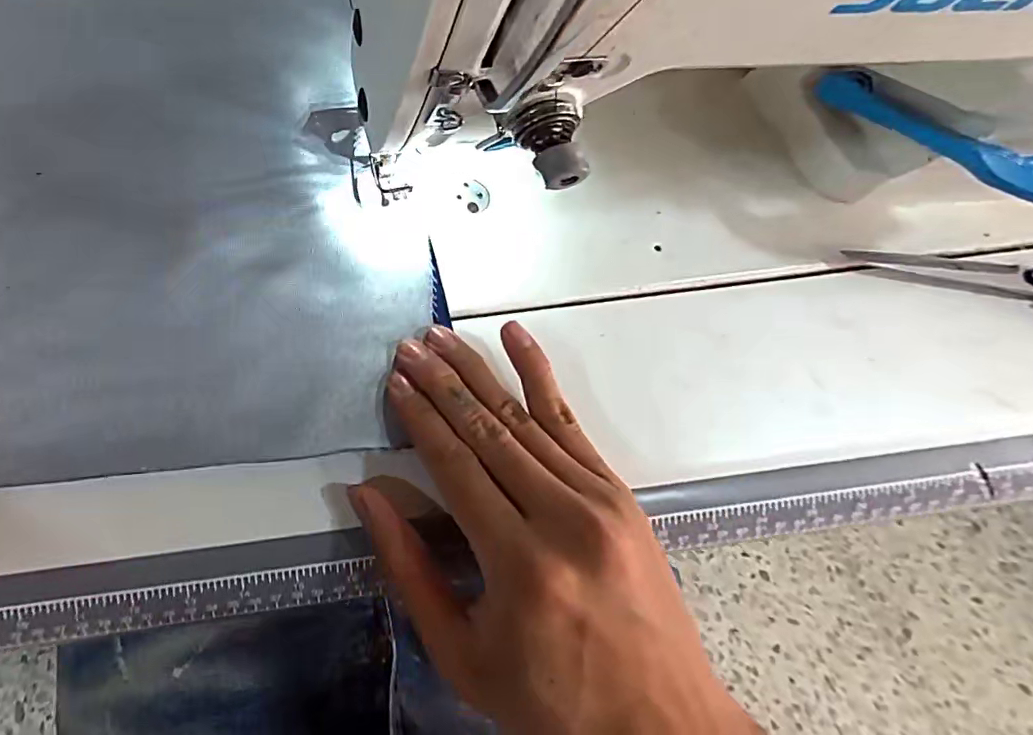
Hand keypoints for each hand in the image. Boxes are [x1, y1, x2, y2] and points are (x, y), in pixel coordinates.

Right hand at [350, 323, 758, 734]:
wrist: (666, 729)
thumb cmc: (553, 700)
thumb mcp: (462, 655)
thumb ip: (409, 570)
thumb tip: (365, 497)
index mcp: (520, 563)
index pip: (455, 466)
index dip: (419, 419)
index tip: (394, 383)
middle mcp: (561, 518)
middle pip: (486, 430)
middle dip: (440, 382)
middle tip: (407, 347)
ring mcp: (597, 498)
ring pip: (522, 415)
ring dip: (476, 370)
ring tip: (440, 337)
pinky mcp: (618, 492)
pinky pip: (569, 420)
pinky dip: (538, 373)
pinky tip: (516, 337)